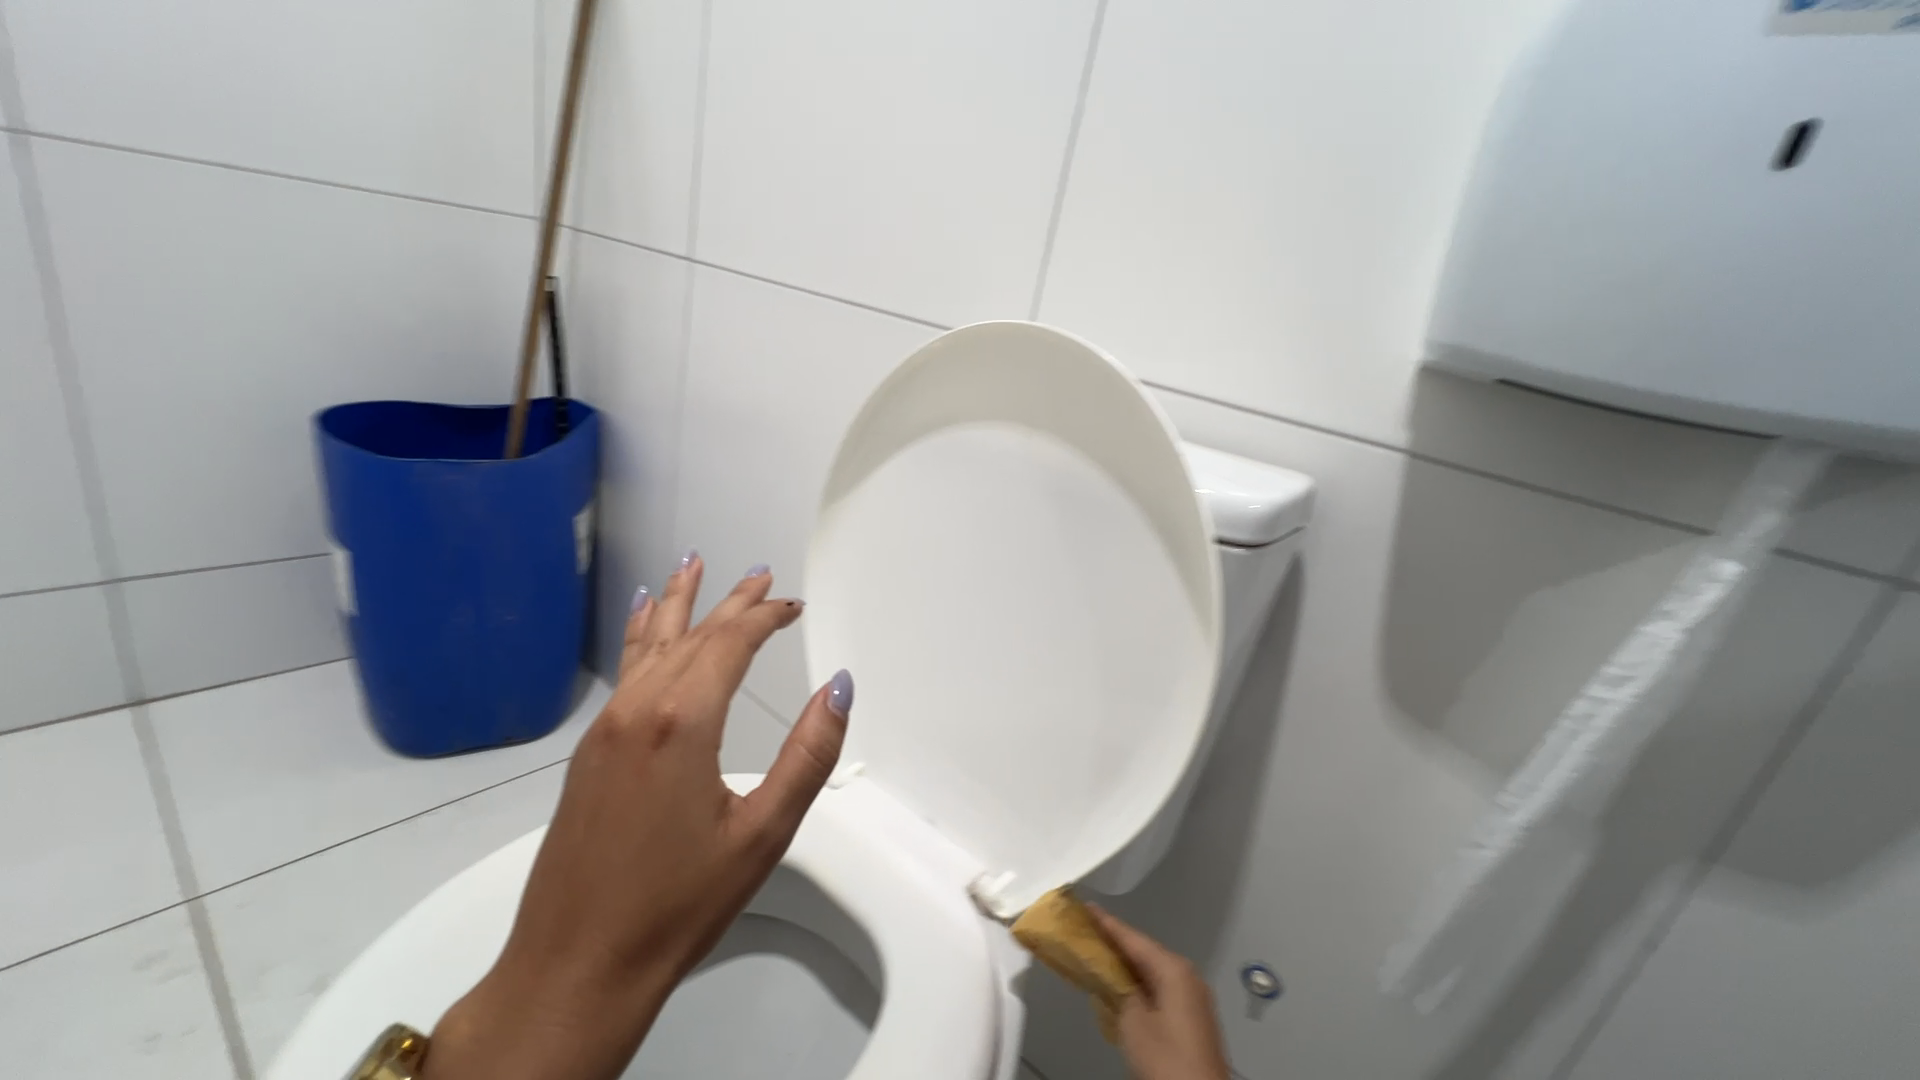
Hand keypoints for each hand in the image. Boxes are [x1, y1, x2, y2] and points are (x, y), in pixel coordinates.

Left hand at [427, 555, 852, 1079]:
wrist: (575, 965)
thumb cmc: (680, 903)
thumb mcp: (764, 833)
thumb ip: (808, 754)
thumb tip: (839, 685)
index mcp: (683, 721)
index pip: (730, 643)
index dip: (764, 616)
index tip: (793, 603)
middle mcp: (638, 709)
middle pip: (691, 635)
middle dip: (729, 602)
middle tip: (759, 573)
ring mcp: (606, 728)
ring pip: (648, 646)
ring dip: (677, 604)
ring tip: (690, 564)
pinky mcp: (589, 752)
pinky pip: (624, 672)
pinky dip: (641, 636)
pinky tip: (641, 623)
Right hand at [1092, 907, 1232, 1079]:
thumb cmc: (1165, 1057)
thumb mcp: (1133, 1021)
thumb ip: (1121, 991)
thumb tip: (1117, 980)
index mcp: (1173, 969)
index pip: (1133, 939)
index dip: (1107, 924)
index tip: (1087, 908)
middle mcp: (1187, 976)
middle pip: (1145, 953)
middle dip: (1117, 944)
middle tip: (1087, 932)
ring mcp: (1193, 997)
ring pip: (1152, 972)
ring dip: (1127, 966)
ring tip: (1098, 956)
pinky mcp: (1192, 1018)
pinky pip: (1160, 989)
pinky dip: (1139, 985)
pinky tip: (1122, 987)